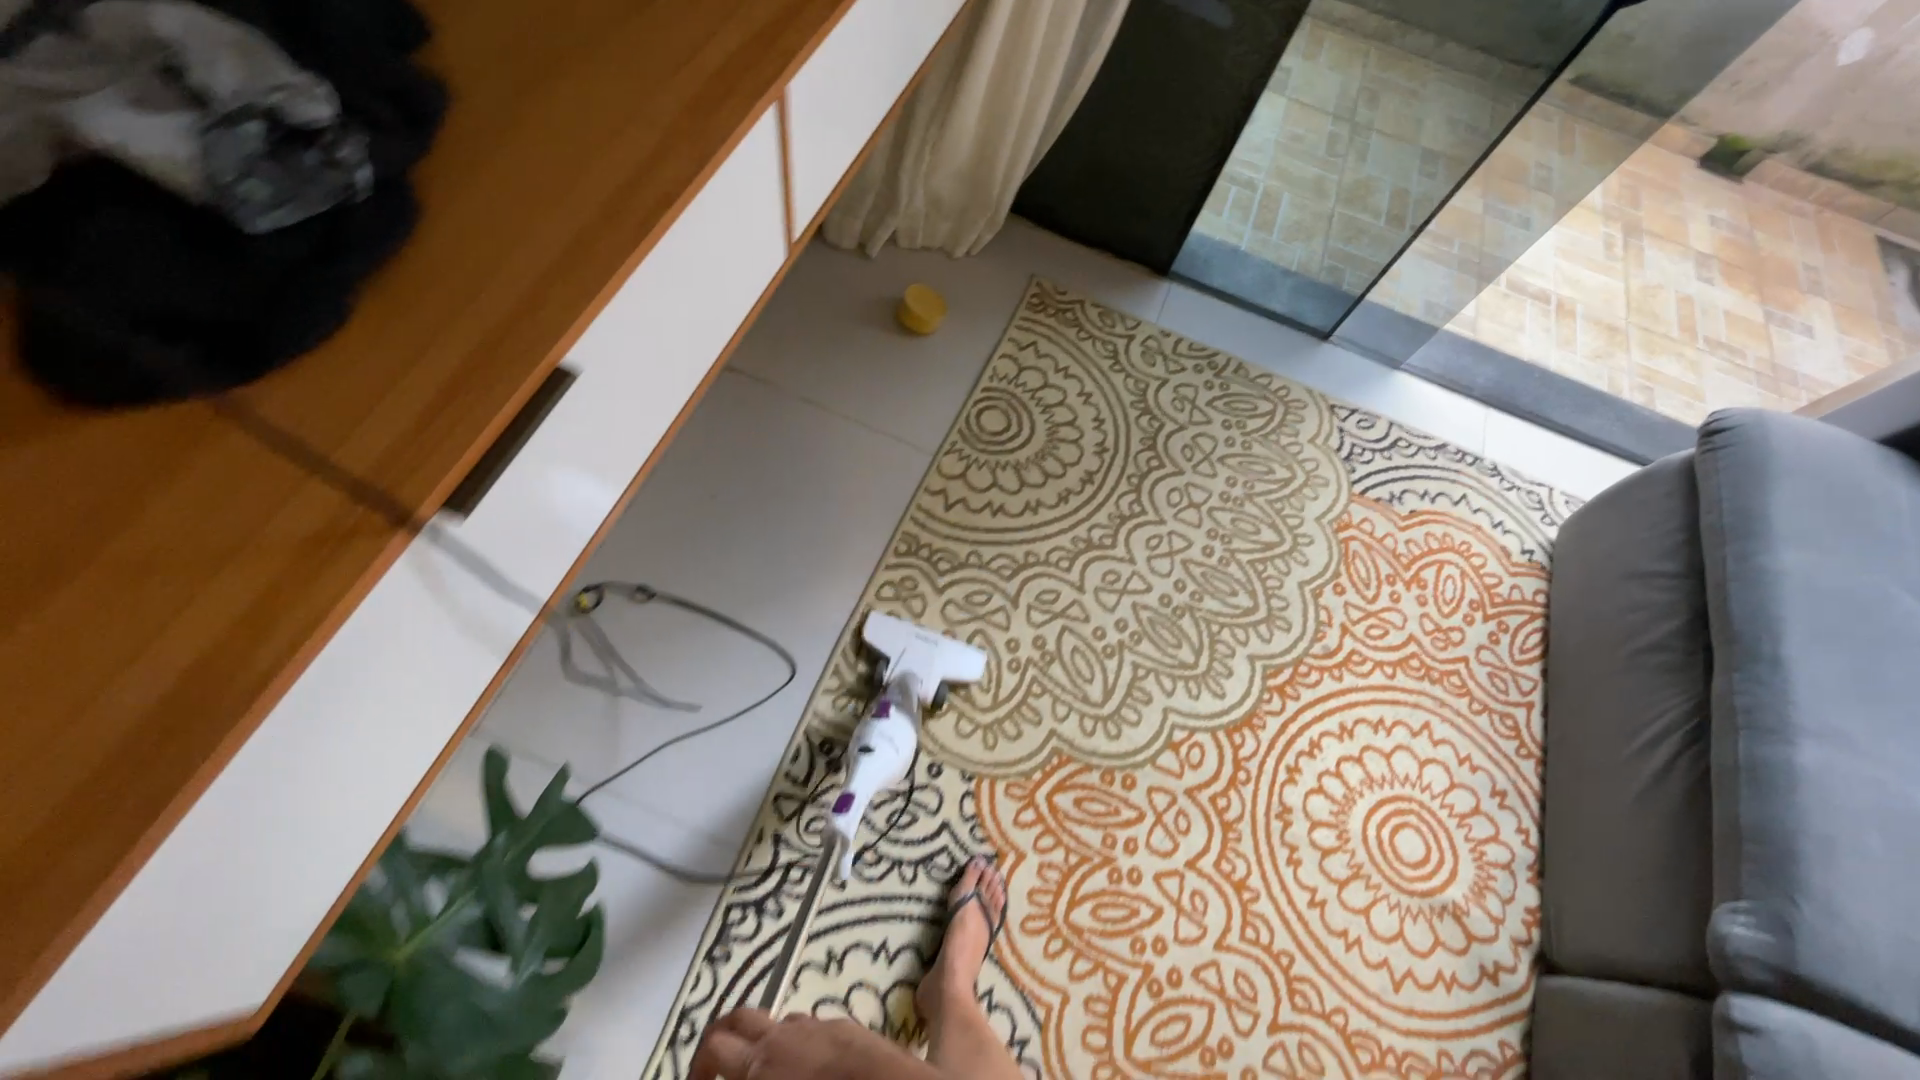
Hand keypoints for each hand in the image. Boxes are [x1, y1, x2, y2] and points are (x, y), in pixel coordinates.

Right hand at [689, 1008, 939, 1079]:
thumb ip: (755, 1077)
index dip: (698, 1064)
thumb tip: (741, 1075)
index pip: (714, 1047)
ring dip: (763, 1039)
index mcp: (761, 1063)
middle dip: (720, 1037)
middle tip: (712, 1066)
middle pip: (738, 1018)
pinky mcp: (847, 1026)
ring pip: (778, 1020)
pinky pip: (812, 1027)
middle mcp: (784, 1037)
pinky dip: (798, 1042)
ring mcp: (819, 1026)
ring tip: (764, 1069)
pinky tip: (808, 1065)